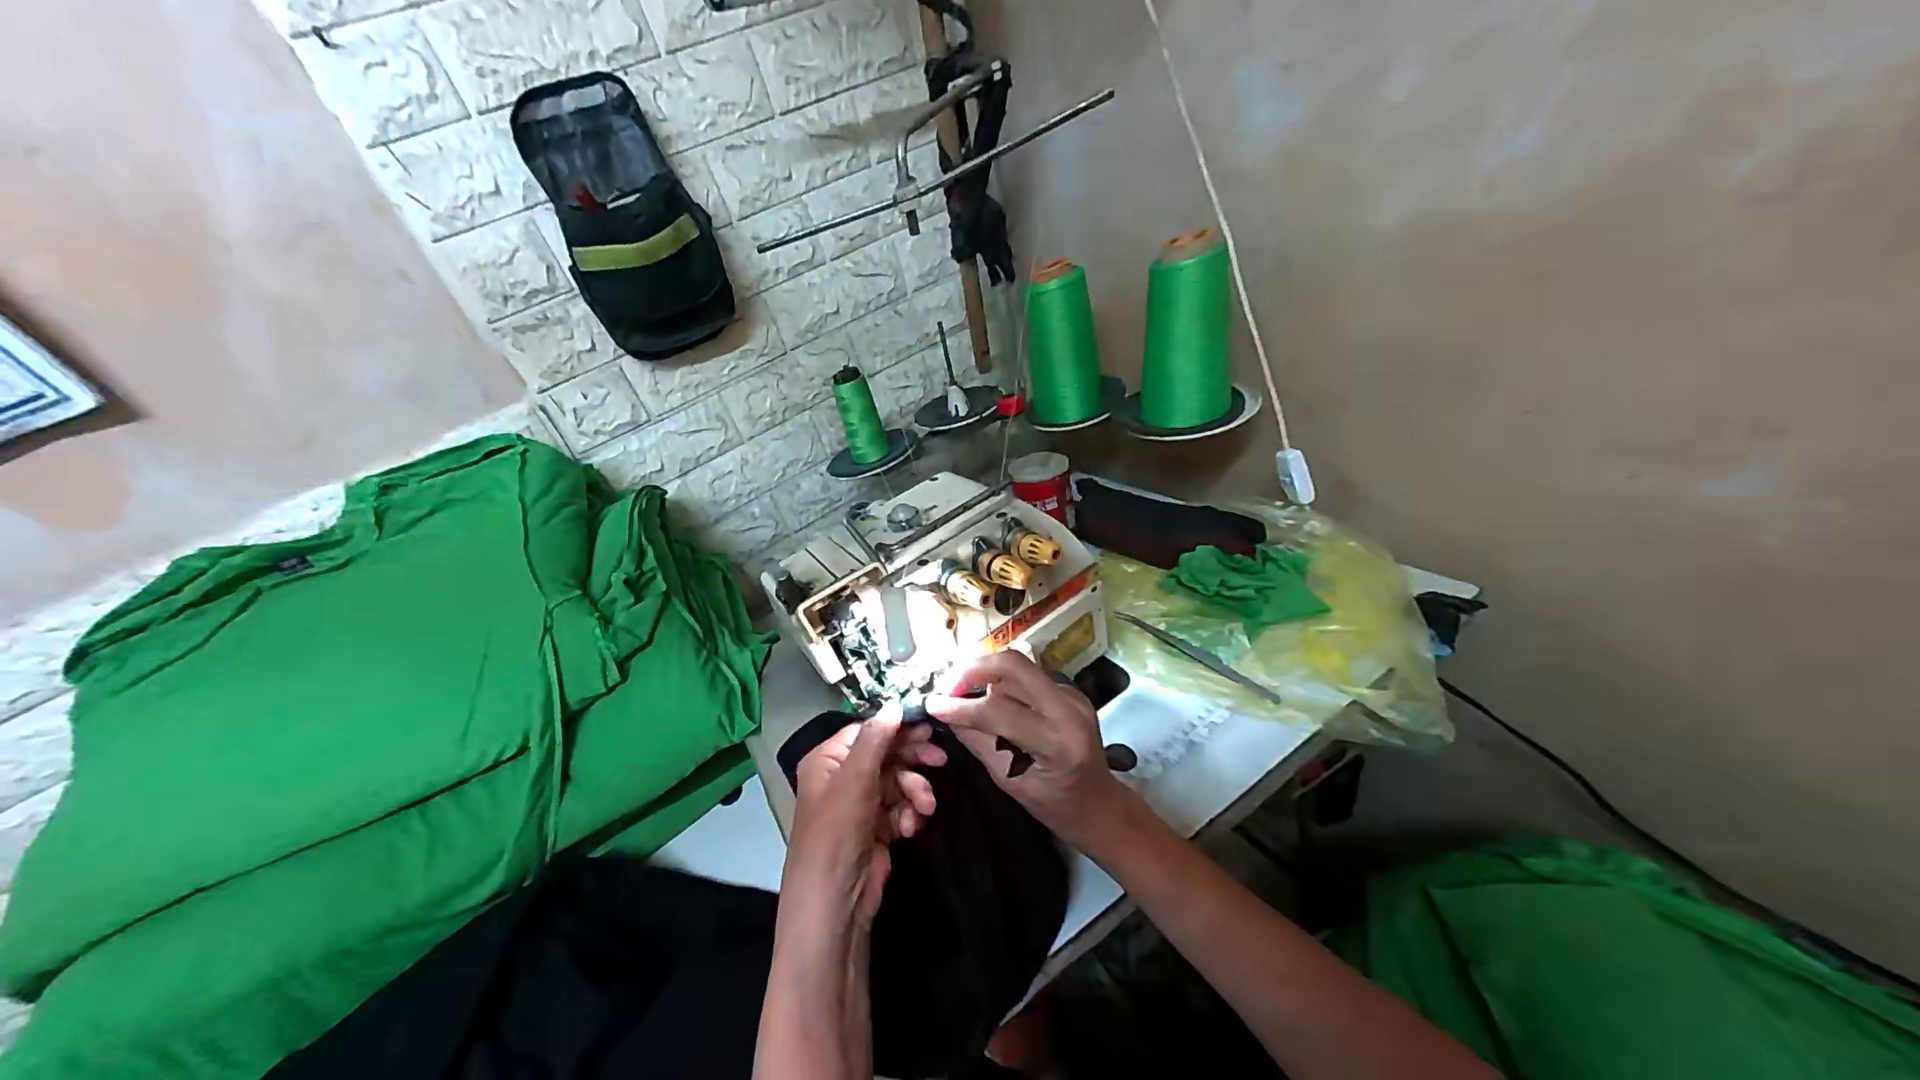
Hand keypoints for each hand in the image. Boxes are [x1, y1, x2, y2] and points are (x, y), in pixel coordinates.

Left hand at [783, 706, 946, 929]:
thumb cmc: (837, 832)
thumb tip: (895, 703)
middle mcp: (843, 777)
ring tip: (923, 808)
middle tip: (939, 759)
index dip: (897, 727)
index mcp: (828, 759)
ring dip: (915, 792)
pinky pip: (901, 807)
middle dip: (913, 760)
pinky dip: (910, 814)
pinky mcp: (877, 828)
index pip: (868, 731)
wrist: (835, 902)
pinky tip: (910, 827)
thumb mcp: (855, 778)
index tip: (927, 726)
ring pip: (899, 781)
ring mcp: (861, 804)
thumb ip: (877, 738)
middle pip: (887, 754)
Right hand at [926, 652, 1137, 851]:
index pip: (1000, 710)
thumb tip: (945, 712)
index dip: (961, 706)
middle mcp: (1070, 707)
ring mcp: (1072, 694)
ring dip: (986, 677)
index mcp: (1059, 740)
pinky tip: (993, 705)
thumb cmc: (1055, 806)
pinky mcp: (1068, 690)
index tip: (933, 705)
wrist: (1099, 805)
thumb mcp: (1009, 782)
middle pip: (1013, 665)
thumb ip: (978, 742)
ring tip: (966, 698)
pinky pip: (1027, 678)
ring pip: (1018, 668)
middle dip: (973, 670)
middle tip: (949, 689)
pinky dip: (1003, 685)